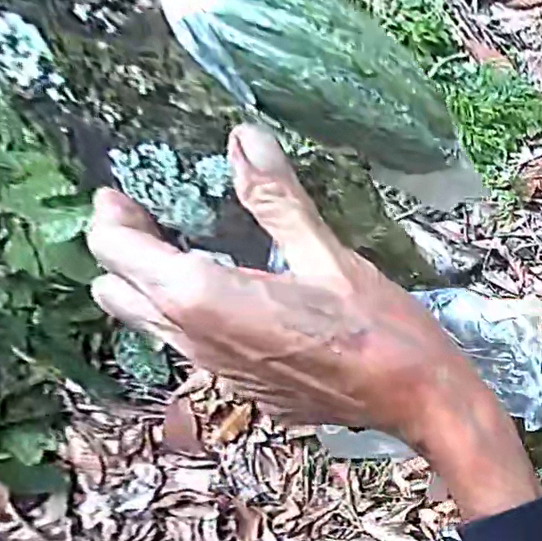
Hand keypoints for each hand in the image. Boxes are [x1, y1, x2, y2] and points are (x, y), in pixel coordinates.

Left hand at [86, 124, 538, 519]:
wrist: (426, 402)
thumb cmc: (384, 331)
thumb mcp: (333, 260)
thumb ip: (278, 203)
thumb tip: (243, 138)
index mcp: (203, 298)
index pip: (114, 248)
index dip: (116, 217)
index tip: (132, 200)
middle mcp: (198, 342)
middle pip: (120, 296)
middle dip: (131, 262)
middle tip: (172, 239)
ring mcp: (228, 379)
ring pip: (163, 332)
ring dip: (173, 300)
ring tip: (223, 280)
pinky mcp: (260, 400)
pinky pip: (213, 361)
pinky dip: (218, 336)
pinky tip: (270, 326)